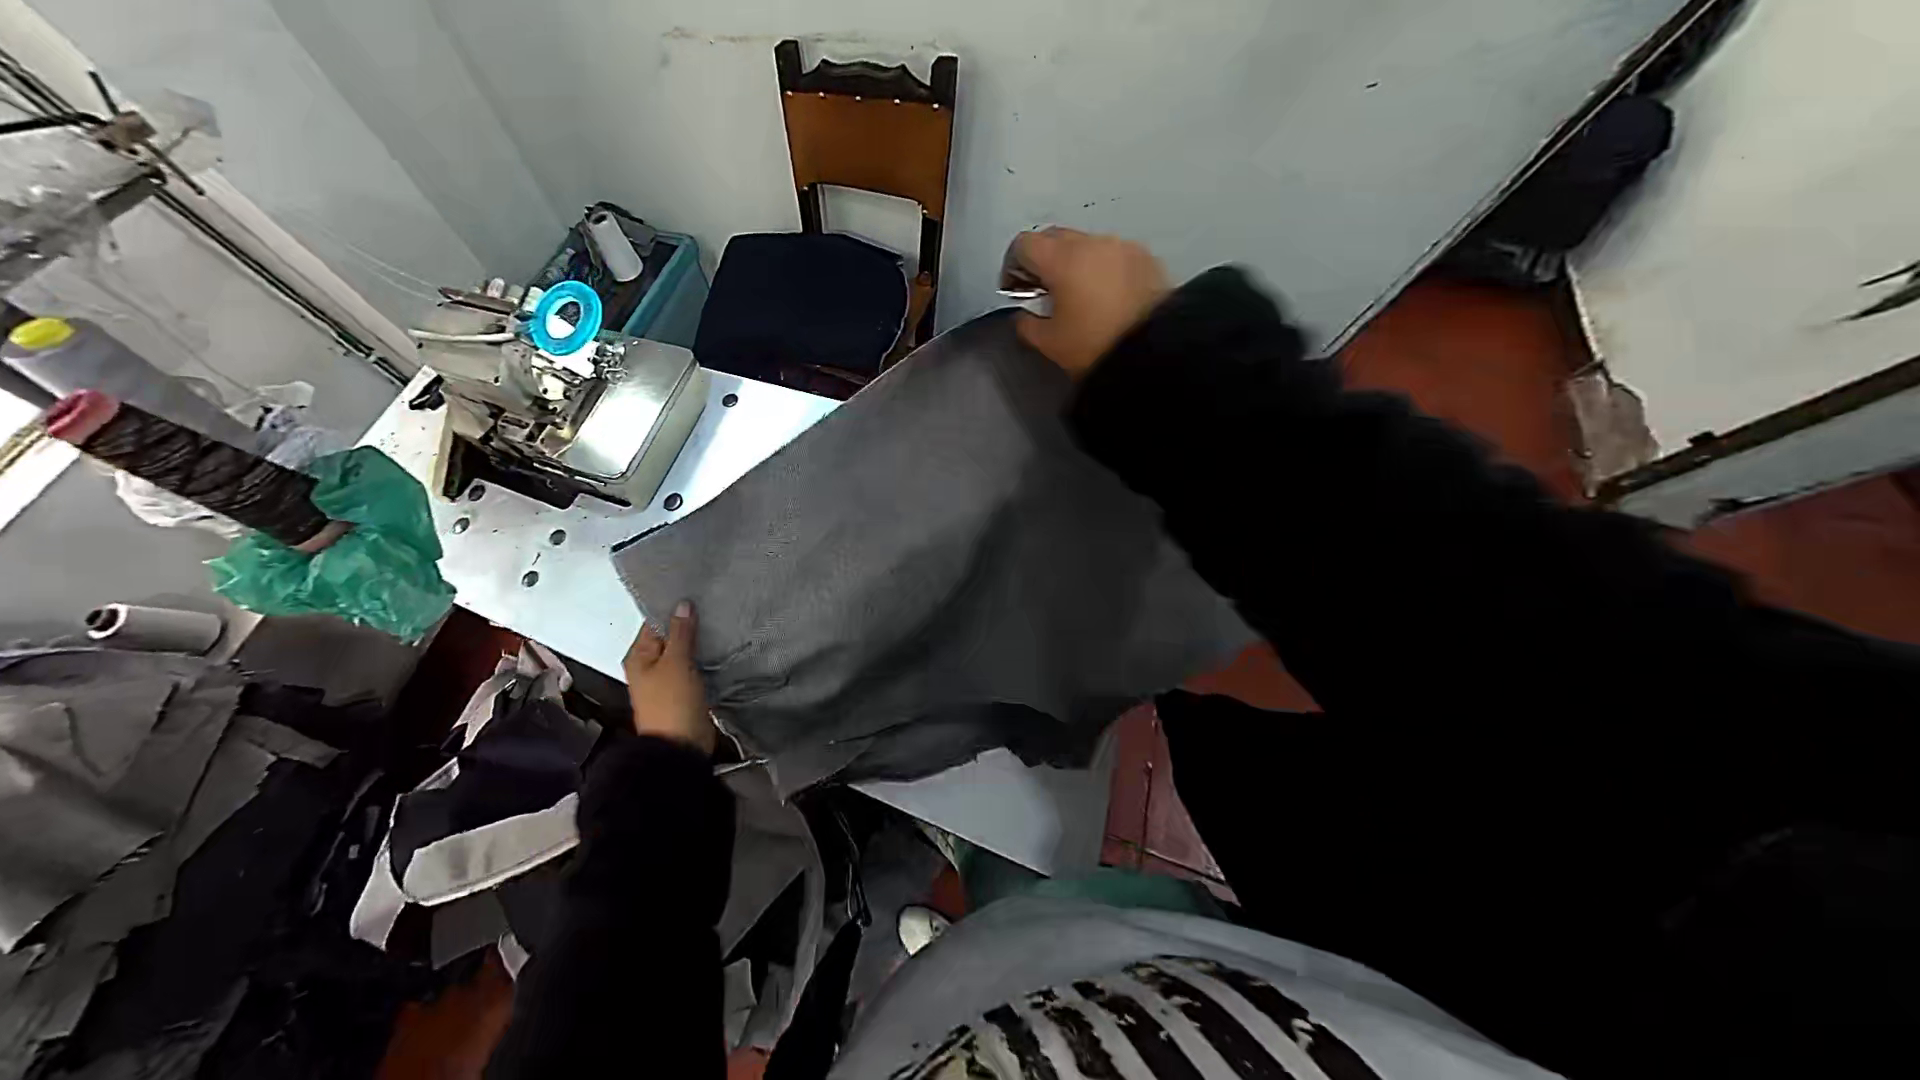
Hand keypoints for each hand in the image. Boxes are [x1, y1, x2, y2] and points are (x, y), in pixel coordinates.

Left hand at [623, 599, 715, 753]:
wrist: (681, 745)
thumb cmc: (672, 703)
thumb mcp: (675, 663)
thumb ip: (681, 633)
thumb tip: (683, 605)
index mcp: (639, 656)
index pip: (654, 623)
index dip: (673, 609)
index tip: (695, 593)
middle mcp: (651, 665)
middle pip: (671, 636)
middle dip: (690, 624)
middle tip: (713, 604)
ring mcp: (669, 678)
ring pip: (686, 651)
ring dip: (700, 641)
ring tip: (721, 621)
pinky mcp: (687, 689)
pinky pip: (696, 666)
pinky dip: (706, 657)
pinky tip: (722, 646)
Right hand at [1012, 228, 1170, 378]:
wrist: (1157, 351)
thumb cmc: (1096, 346)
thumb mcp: (1050, 343)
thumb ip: (1027, 324)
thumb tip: (1024, 315)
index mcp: (1061, 259)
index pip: (1024, 244)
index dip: (1014, 266)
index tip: (1017, 288)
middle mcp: (1091, 242)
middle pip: (1054, 238)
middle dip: (1044, 260)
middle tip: (1045, 291)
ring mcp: (1122, 246)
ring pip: (1086, 244)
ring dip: (1075, 262)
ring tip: (1079, 295)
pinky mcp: (1146, 257)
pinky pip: (1113, 254)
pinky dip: (1102, 268)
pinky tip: (1107, 296)